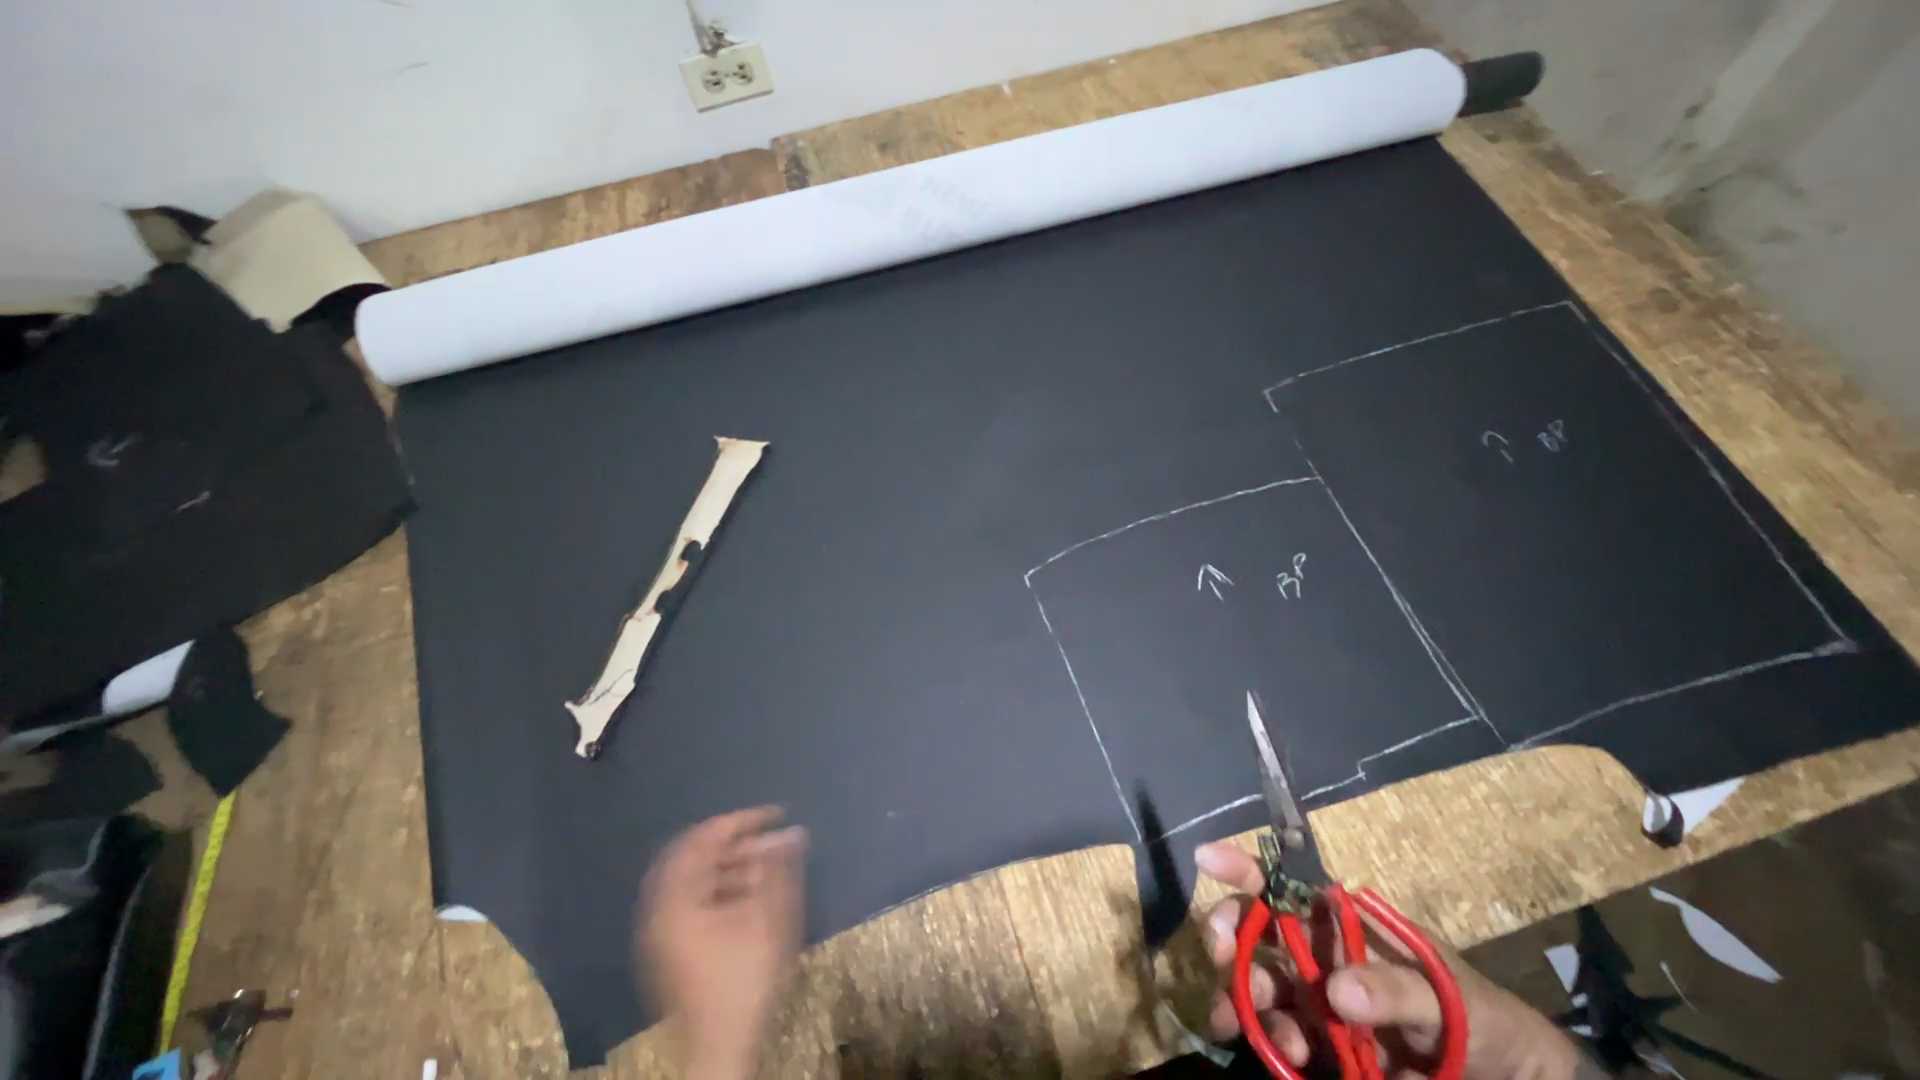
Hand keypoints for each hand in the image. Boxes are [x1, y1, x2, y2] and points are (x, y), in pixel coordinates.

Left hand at [638, 807, 807, 1079]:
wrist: (721, 1048)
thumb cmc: (744, 979)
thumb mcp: (768, 919)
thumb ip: (779, 870)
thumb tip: (792, 831)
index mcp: (675, 896)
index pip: (703, 839)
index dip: (742, 820)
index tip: (777, 814)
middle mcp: (659, 908)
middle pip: (694, 858)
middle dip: (736, 843)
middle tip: (772, 840)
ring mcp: (661, 932)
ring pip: (694, 881)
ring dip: (730, 867)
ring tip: (769, 867)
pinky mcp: (670, 951)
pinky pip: (692, 902)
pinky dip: (721, 889)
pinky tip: (750, 898)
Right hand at [1195, 841, 1590, 1079]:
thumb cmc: (1479, 1016)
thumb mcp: (1446, 995)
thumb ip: (1394, 988)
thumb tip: (1334, 991)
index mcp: (1343, 923)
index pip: (1286, 882)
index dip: (1243, 865)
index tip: (1207, 857)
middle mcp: (1317, 954)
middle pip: (1254, 930)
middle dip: (1229, 936)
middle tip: (1225, 954)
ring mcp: (1313, 1001)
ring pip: (1255, 985)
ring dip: (1242, 1000)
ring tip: (1243, 1024)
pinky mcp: (1317, 1046)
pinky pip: (1276, 1037)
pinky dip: (1269, 1044)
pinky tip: (1286, 1059)